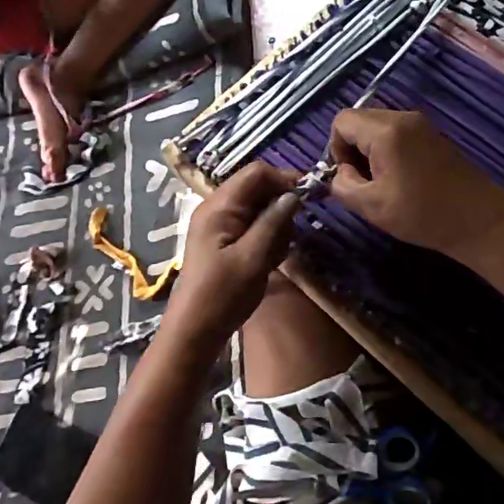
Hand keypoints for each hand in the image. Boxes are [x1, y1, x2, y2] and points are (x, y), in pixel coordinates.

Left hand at [163, 162, 301, 350]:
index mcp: (219, 207)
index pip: (256, 173)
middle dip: (280, 208)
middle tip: (287, 238)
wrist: (195, 330)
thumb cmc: (223, 294)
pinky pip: (253, 227)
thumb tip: (294, 194)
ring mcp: (220, 225)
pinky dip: (267, 239)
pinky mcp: (225, 241)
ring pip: (259, 209)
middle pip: (259, 189)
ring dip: (275, 227)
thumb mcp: (253, 257)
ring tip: (275, 256)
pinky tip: (268, 262)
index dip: (284, 179)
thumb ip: (273, 222)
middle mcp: (217, 209)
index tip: (308, 198)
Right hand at [329, 108, 503, 253]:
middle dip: (353, 149)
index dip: (336, 148)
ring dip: (371, 152)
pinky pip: (397, 133)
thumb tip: (340, 173)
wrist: (480, 220)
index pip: (342, 121)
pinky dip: (389, 151)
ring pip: (378, 127)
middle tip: (365, 183)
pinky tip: (402, 180)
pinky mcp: (433, 135)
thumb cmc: (423, 214)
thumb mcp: (372, 206)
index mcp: (386, 130)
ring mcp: (421, 124)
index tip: (349, 177)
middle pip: (359, 120)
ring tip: (384, 184)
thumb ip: (343, 185)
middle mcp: (403, 117)